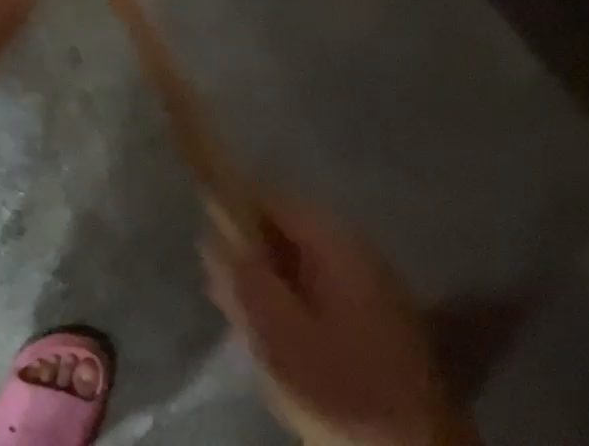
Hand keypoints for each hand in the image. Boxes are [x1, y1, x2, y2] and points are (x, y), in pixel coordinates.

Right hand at [205, 198, 466, 445]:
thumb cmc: (343, 389)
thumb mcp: (280, 338)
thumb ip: (246, 283)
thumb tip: (214, 236)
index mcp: (336, 242)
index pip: (274, 199)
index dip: (235, 210)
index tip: (211, 246)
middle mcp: (357, 248)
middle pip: (290, 229)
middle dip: (253, 256)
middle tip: (230, 299)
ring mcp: (372, 280)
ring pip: (305, 262)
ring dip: (274, 284)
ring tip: (255, 325)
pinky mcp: (377, 313)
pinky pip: (322, 288)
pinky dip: (297, 303)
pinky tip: (288, 339)